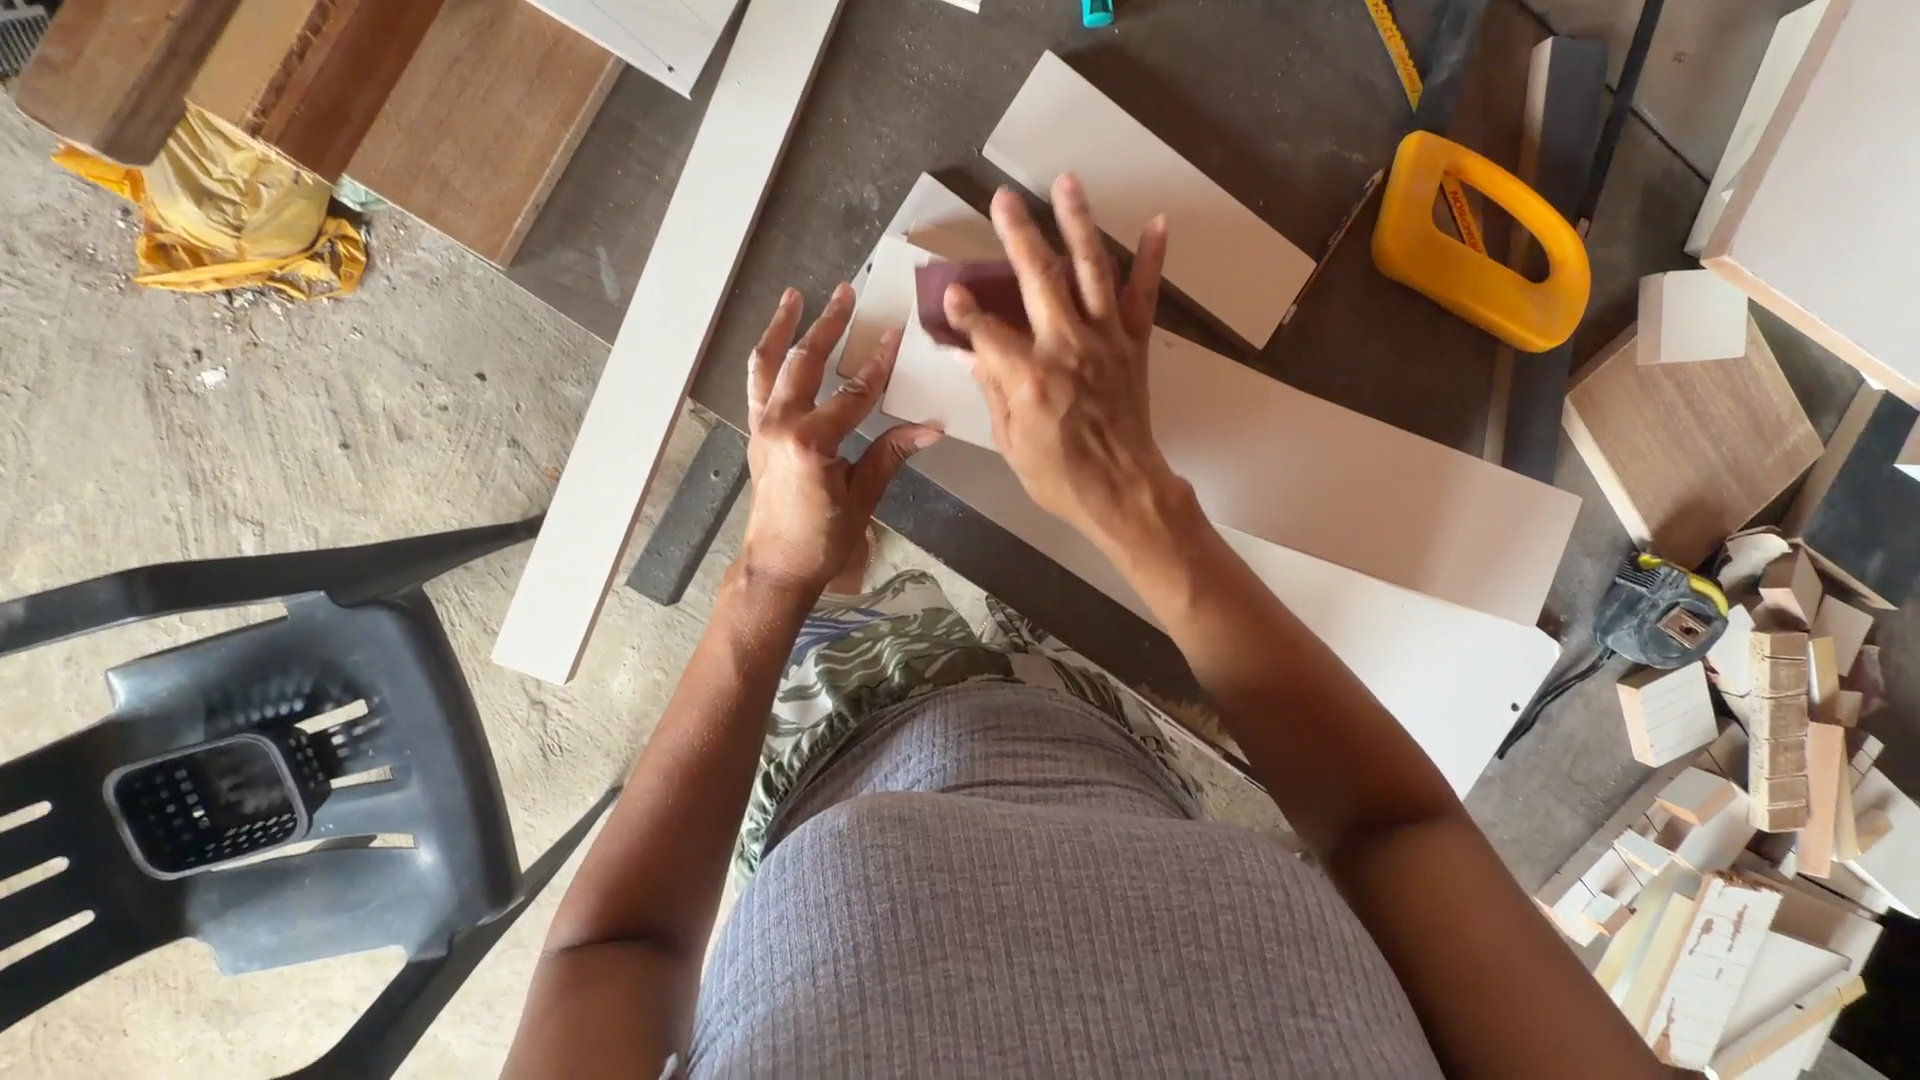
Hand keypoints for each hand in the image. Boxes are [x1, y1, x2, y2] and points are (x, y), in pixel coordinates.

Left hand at [736, 283, 940, 595]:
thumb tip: (931, 428)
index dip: (879, 363)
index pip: (854, 392)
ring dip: (783, 328)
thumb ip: (891, 454)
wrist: (777, 565)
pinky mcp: (757, 433)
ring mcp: (763, 426)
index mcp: (811, 442)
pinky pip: (759, 385)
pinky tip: (778, 342)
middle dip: (830, 326)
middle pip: (807, 362)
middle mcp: (781, 425)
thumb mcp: (863, 497)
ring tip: (794, 296)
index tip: (895, 333)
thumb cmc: (823, 539)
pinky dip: (768, 359)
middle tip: (847, 292)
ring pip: (770, 365)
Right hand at [943, 174, 1192, 553]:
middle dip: (1018, 235)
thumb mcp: (1011, 441)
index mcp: (1030, 377)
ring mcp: (1106, 342)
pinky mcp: (1133, 346)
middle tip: (1003, 199)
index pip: (987, 330)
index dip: (965, 311)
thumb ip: (992, 389)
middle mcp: (1068, 348)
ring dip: (1078, 223)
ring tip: (1067, 183)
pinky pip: (1143, 296)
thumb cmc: (1060, 477)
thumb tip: (968, 353)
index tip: (952, 292)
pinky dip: (1151, 260)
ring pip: (1091, 271)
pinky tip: (1155, 223)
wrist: (1124, 491)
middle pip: (1039, 279)